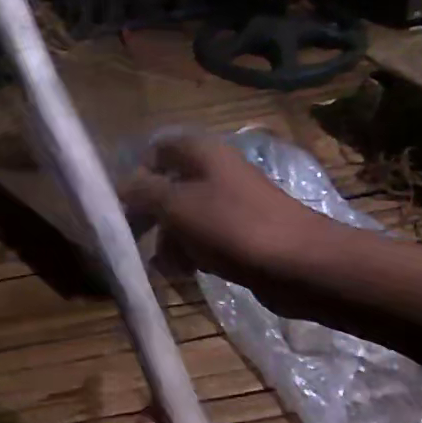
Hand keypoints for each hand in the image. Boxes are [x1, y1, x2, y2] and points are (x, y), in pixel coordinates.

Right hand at [121, 133, 326, 283]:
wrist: (300, 263)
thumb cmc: (232, 226)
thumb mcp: (177, 205)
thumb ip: (143, 192)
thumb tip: (122, 186)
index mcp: (202, 152)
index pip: (157, 150)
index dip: (137, 173)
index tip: (123, 205)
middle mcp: (216, 170)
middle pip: (169, 184)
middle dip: (149, 212)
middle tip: (134, 239)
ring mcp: (231, 202)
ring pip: (185, 214)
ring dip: (168, 237)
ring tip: (162, 264)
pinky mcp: (242, 232)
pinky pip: (205, 236)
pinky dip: (191, 251)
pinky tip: (184, 272)